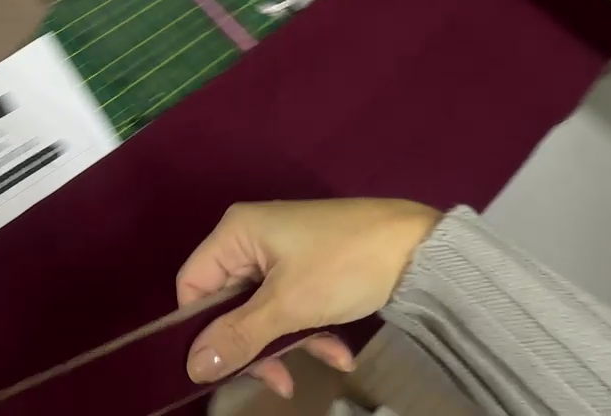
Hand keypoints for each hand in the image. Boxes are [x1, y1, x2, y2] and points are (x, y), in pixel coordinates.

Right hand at [175, 199, 441, 397]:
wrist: (417, 246)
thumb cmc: (342, 264)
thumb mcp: (289, 304)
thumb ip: (240, 335)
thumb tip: (193, 365)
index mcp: (236, 232)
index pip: (193, 282)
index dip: (200, 326)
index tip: (221, 366)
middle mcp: (250, 238)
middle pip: (228, 300)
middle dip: (253, 343)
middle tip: (278, 379)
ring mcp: (279, 253)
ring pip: (262, 309)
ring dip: (287, 342)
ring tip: (319, 365)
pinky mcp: (306, 267)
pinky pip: (290, 305)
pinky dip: (309, 330)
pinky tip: (338, 354)